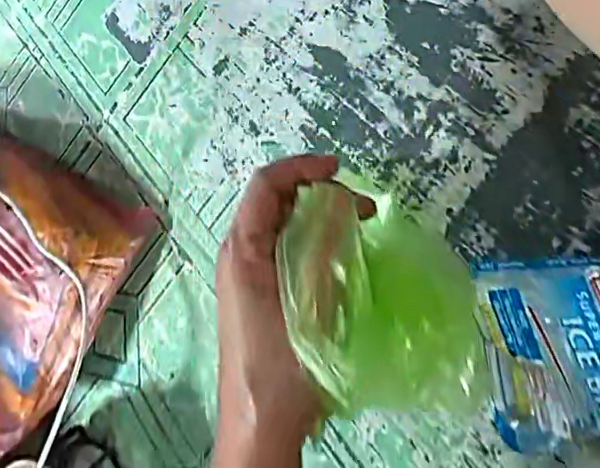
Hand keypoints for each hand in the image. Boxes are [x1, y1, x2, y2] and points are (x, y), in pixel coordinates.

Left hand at [214, 156, 373, 466]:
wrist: (258, 432)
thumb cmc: (280, 370)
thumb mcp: (307, 306)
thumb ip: (322, 251)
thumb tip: (340, 207)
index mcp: (242, 248)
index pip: (266, 185)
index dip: (301, 167)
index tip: (337, 169)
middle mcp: (239, 252)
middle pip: (275, 200)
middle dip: (318, 191)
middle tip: (361, 206)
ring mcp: (246, 272)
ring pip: (281, 224)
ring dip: (318, 215)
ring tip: (358, 224)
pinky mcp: (257, 291)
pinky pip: (283, 246)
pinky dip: (312, 238)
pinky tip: (339, 253)